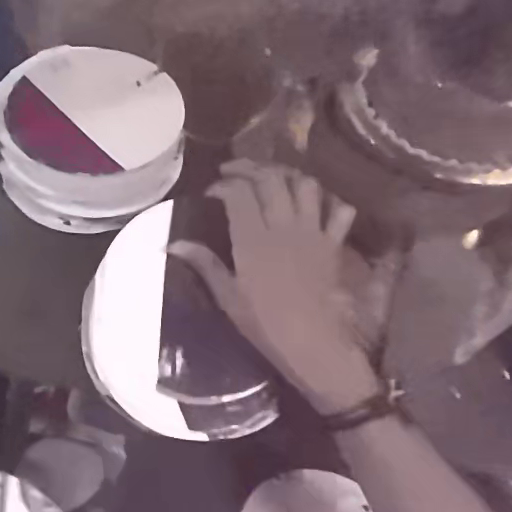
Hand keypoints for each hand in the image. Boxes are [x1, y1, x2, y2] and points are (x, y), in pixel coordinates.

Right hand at [168, 159, 381, 411]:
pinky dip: (327, 200)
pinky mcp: (333, 243)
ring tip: (271, 178)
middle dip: (250, 168)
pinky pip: (338, 209)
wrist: (313, 343)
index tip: (212, 192)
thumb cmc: (264, 324)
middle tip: (234, 172)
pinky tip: (314, 203)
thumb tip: (173, 244)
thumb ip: (204, 264)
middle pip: (271, 179)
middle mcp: (284, 226)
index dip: (223, 185)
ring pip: (305, 185)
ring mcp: (313, 232)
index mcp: (253, 240)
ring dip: (287, 175)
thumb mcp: (227, 296)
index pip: (239, 194)